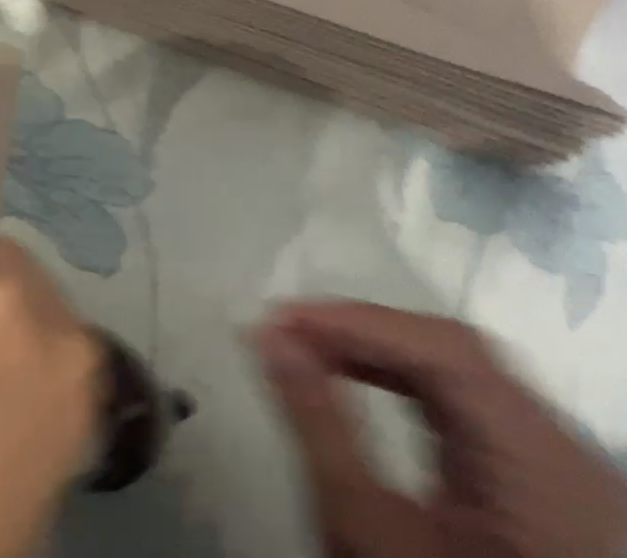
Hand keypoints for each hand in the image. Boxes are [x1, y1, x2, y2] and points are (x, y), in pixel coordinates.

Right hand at [257, 301, 626, 557]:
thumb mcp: (360, 517)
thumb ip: (315, 419)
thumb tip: (268, 336)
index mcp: (543, 465)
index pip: (450, 353)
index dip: (358, 323)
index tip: (277, 318)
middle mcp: (568, 454)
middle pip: (459, 353)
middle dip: (362, 330)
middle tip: (282, 328)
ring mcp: (555, 464)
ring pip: (459, 368)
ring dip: (373, 349)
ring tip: (299, 345)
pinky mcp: (531, 473)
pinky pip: (464, 399)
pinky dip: (396, 376)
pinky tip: (345, 371)